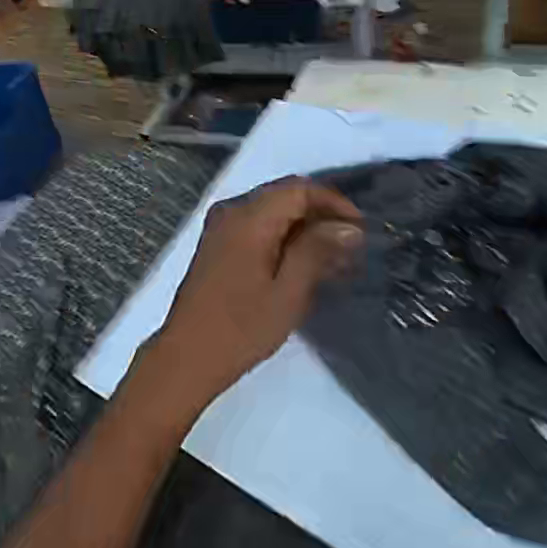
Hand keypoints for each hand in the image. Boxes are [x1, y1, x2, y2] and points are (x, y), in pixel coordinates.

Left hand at [134, 178, 363, 416]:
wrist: (186, 358)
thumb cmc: (241, 329)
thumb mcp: (288, 292)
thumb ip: (317, 251)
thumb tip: (348, 226)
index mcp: (248, 218)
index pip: (299, 189)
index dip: (333, 202)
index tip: (360, 228)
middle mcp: (231, 211)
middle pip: (284, 195)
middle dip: (321, 214)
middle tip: (352, 244)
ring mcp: (221, 227)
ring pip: (272, 211)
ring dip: (304, 227)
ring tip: (335, 257)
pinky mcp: (218, 245)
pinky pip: (258, 226)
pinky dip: (284, 237)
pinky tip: (304, 263)